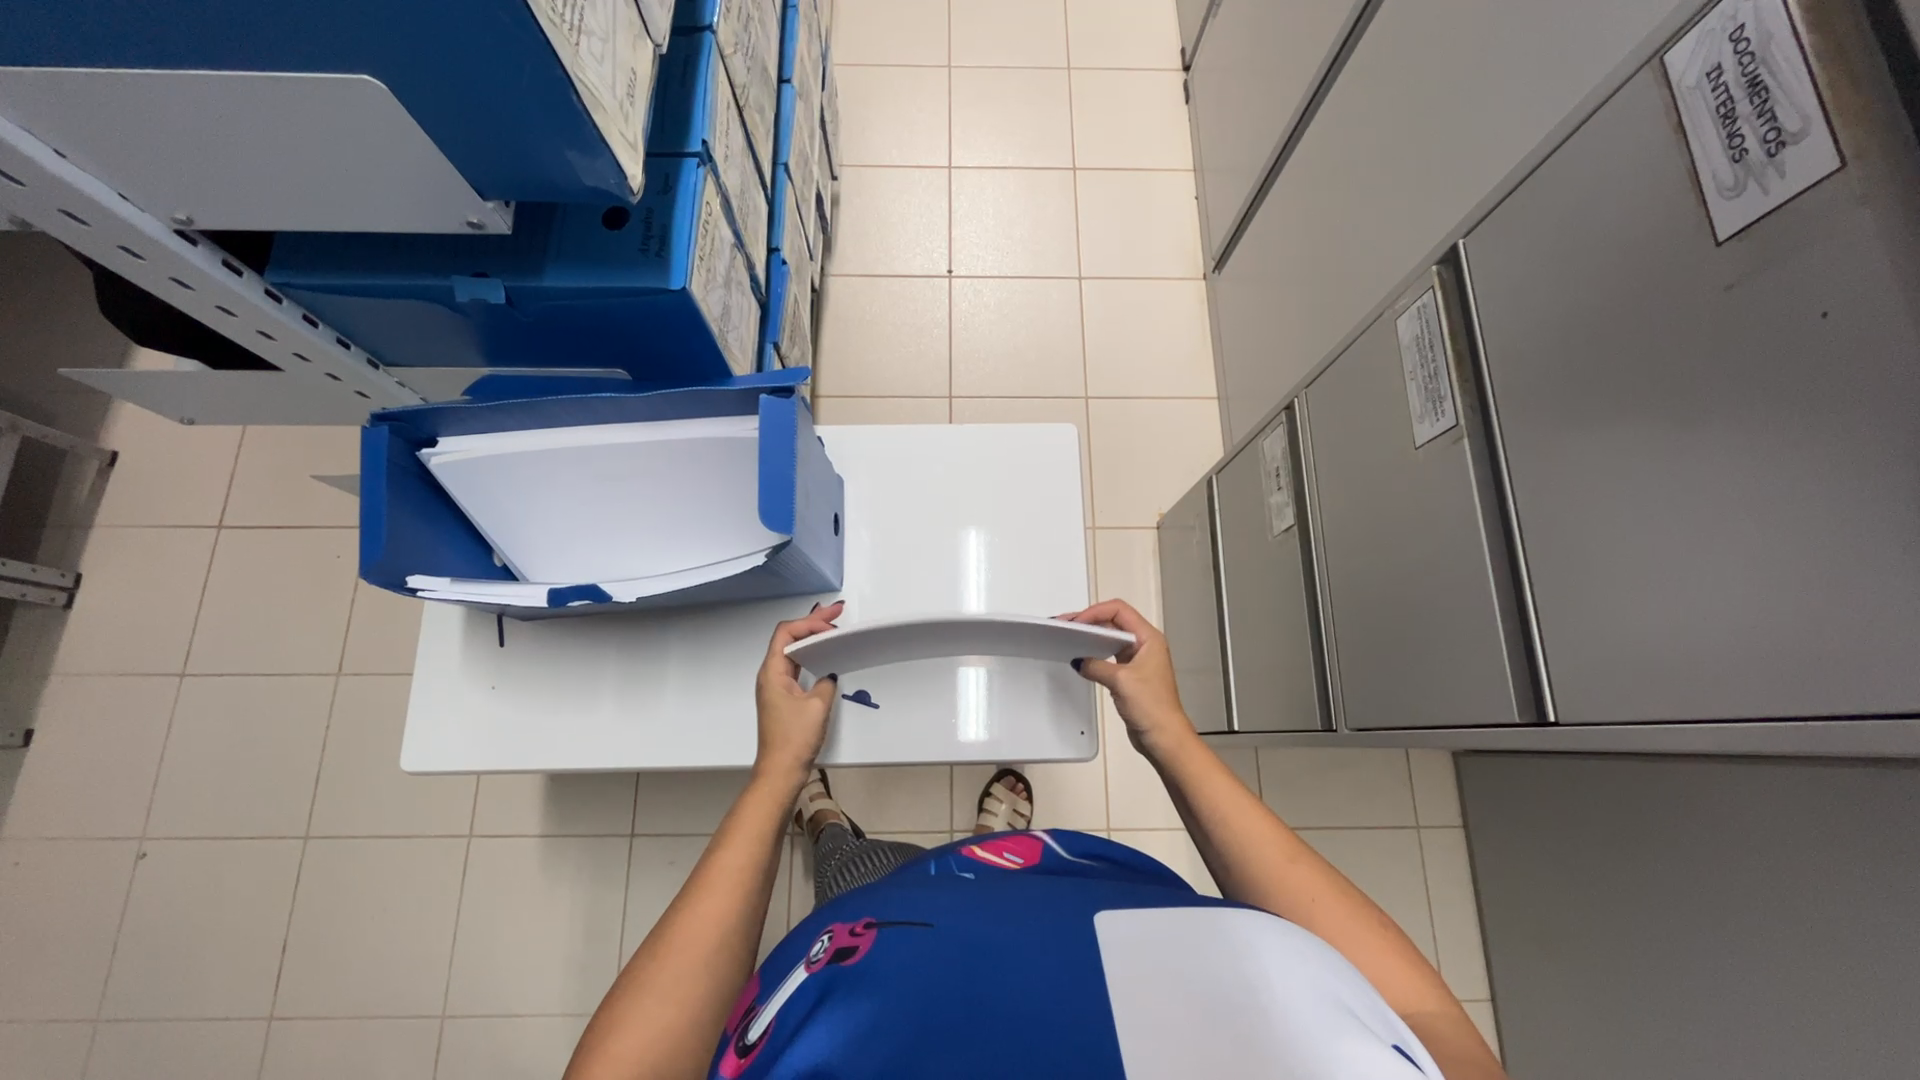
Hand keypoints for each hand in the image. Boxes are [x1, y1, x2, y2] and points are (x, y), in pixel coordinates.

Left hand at [754, 601, 843, 785]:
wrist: (780, 772)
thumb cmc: (794, 739)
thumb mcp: (817, 705)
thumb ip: (825, 681)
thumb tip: (827, 674)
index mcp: (772, 672)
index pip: (787, 633)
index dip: (809, 622)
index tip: (832, 622)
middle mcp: (770, 675)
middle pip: (789, 638)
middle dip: (813, 623)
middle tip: (837, 613)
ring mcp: (775, 687)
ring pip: (793, 652)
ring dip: (812, 638)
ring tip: (834, 628)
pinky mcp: (783, 698)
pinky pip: (796, 667)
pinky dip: (811, 656)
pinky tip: (825, 655)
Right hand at [1062, 599, 1195, 757]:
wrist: (1164, 737)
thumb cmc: (1153, 707)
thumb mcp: (1120, 680)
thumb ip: (1096, 666)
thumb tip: (1080, 661)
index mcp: (1149, 638)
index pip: (1119, 611)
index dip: (1095, 612)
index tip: (1076, 622)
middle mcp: (1145, 645)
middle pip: (1113, 621)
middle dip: (1090, 621)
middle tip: (1067, 625)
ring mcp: (1137, 660)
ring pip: (1110, 638)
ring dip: (1091, 637)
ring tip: (1070, 637)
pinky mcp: (1130, 675)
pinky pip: (1109, 656)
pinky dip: (1095, 654)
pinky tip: (1082, 658)